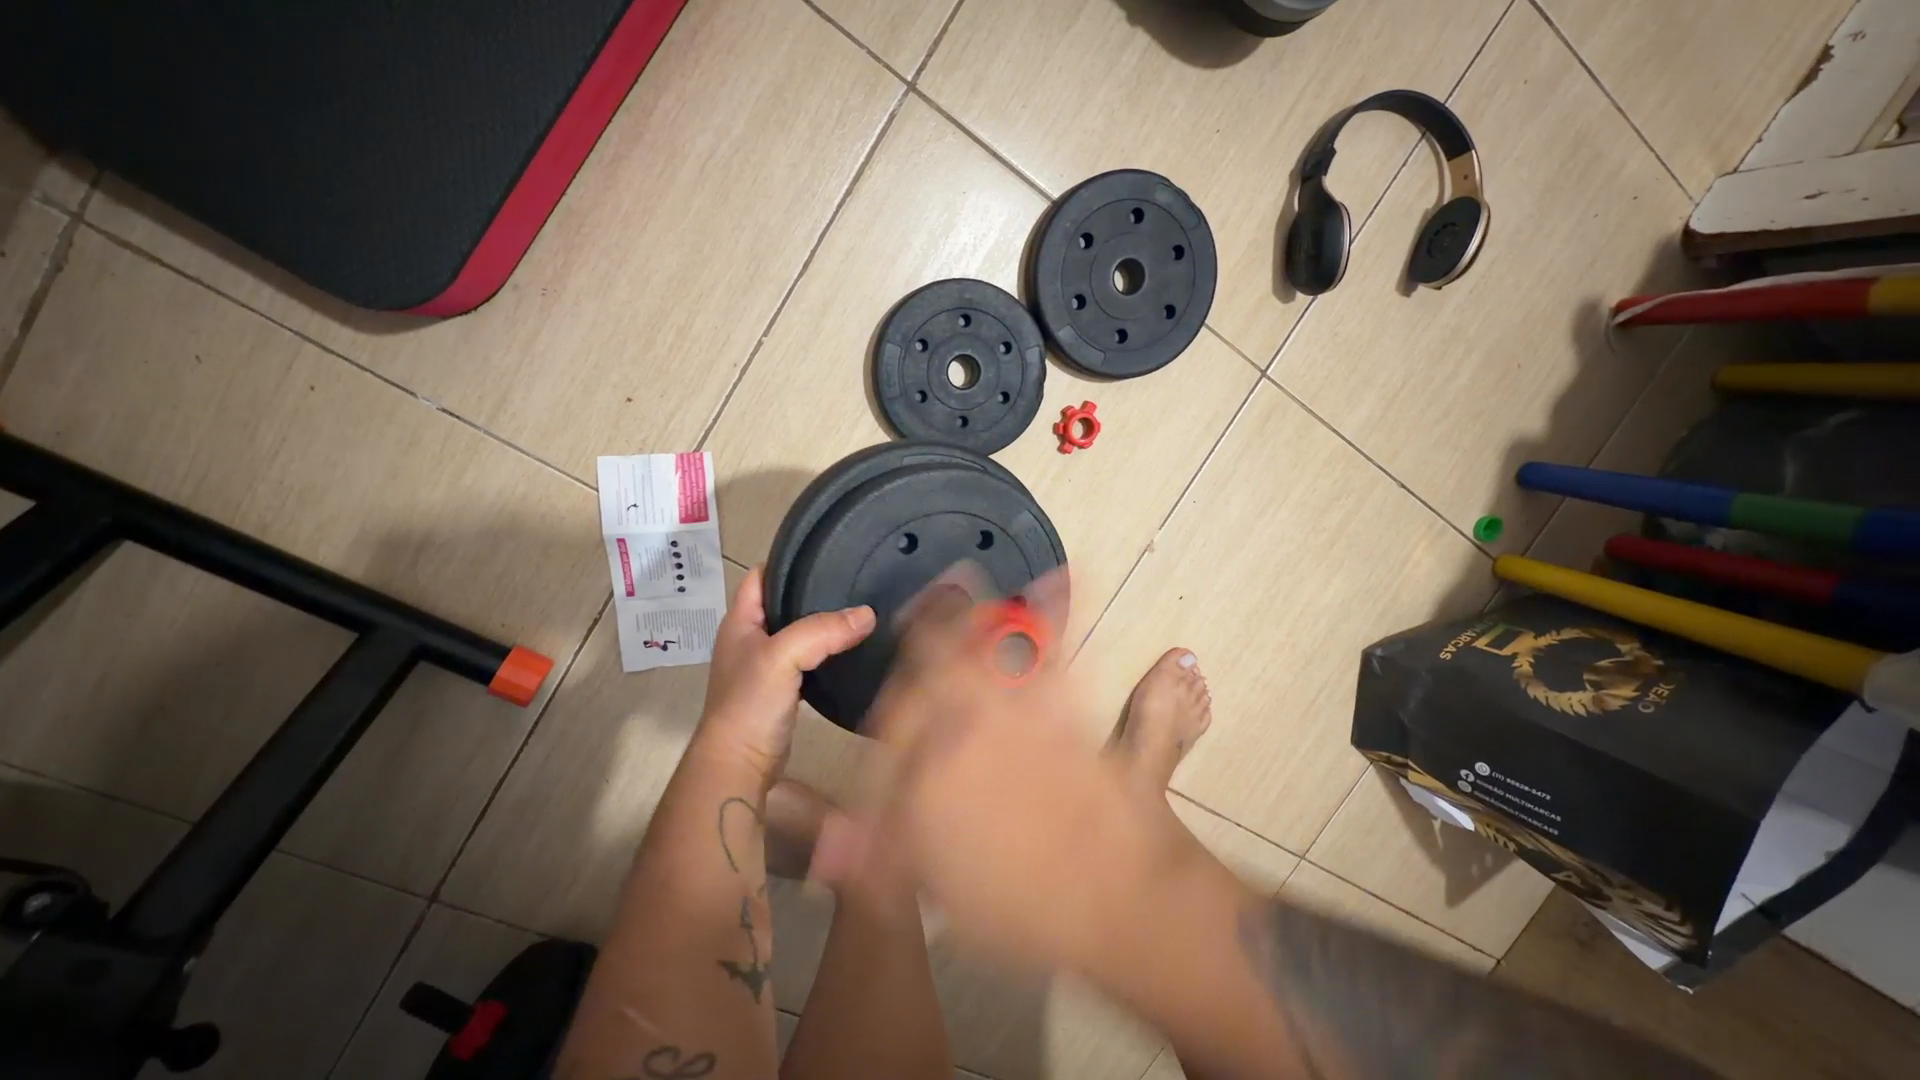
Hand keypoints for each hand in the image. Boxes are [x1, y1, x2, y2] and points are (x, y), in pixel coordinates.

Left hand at [696, 567, 874, 783]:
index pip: (760, 576)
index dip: (787, 561)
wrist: (739, 762)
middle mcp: (749, 639)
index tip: (825, 553)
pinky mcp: (780, 692)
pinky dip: (825, 656)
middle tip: (853, 582)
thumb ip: (823, 631)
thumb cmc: (749, 702)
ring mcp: (763, 667)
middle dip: (813, 592)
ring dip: (822, 627)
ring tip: (859, 613)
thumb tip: (867, 614)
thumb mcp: (783, 656)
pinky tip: (849, 653)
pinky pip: (806, 663)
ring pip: (797, 635)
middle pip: (783, 604)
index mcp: (739, 621)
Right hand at [811, 569, 1199, 973]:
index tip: (894, 695)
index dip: (891, 704)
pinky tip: (1062, 577)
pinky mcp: (1068, 711)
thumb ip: (882, 857)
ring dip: (973, 614)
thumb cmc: (1024, 910)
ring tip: (964, 577)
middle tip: (923, 600)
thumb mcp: (941, 892)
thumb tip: (829, 845)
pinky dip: (1057, 611)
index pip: (892, 722)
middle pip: (934, 668)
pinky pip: (1056, 651)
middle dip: (925, 630)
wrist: (1118, 901)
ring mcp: (1019, 715)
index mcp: (926, 778)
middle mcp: (965, 733)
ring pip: (984, 651)